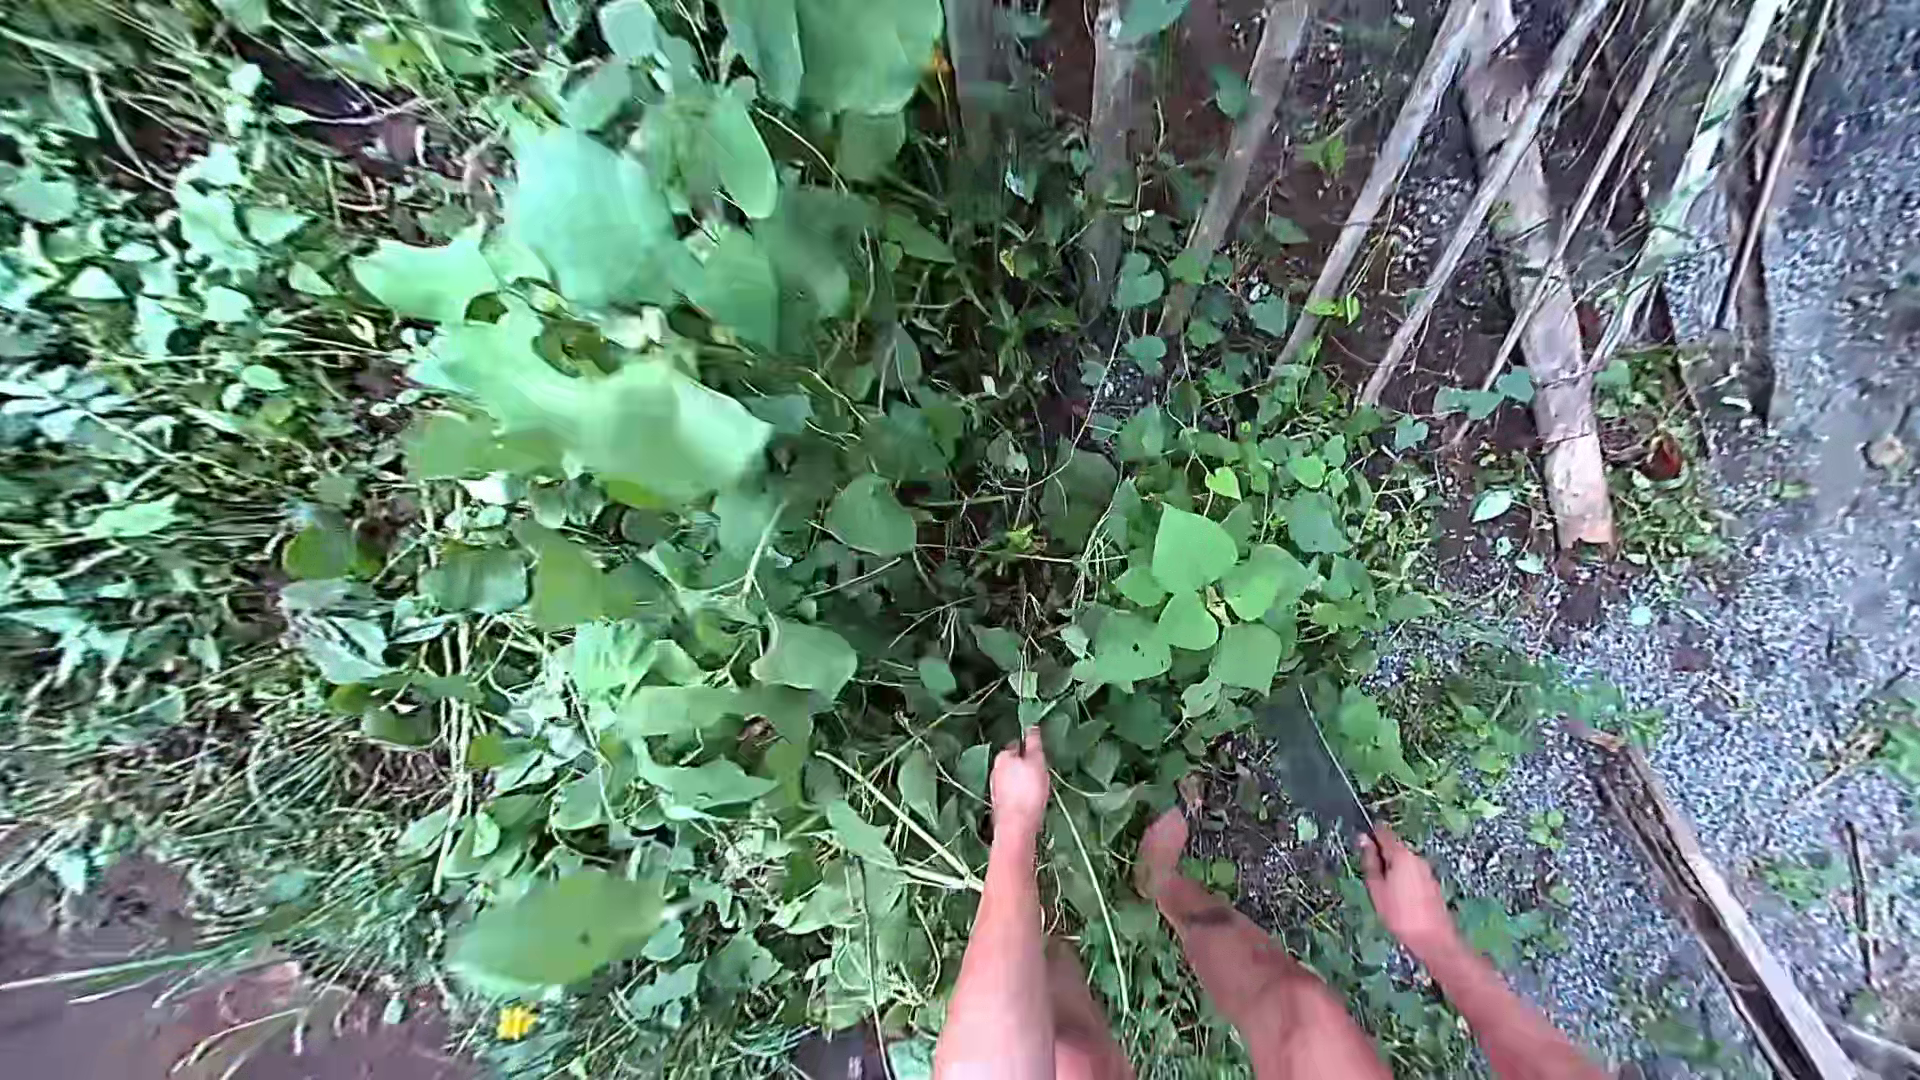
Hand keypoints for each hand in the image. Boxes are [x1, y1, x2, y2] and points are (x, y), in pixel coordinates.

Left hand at [990, 727, 1050, 841]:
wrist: (1017, 827)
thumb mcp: (1036, 761)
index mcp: (1002, 757)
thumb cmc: (1028, 792)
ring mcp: (995, 788)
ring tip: (1038, 792)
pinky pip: (1013, 794)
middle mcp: (995, 770)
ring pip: (1014, 779)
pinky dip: (1022, 796)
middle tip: (1042, 775)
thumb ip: (1033, 743)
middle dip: (1027, 767)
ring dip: (1025, 782)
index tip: (1041, 759)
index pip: (1018, 745)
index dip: (1031, 751)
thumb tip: (1031, 726)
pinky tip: (1031, 803)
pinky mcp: (1000, 804)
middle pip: (1015, 763)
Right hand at [1360, 826, 1458, 958]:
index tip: (1361, 845)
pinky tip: (1398, 897)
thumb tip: (1364, 839)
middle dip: (1381, 855)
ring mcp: (1427, 872)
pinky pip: (1412, 873)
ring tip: (1383, 888)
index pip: (1383, 832)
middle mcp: (1417, 859)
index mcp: (1402, 855)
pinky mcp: (1433, 885)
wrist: (1435, 942)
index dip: (1370, 834)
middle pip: (1394, 847)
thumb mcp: (1375, 885)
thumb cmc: (1399, 913)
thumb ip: (1369, 860)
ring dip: (1392, 868)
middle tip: (1370, 873)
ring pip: (1403, 862)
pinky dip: (1403, 878)